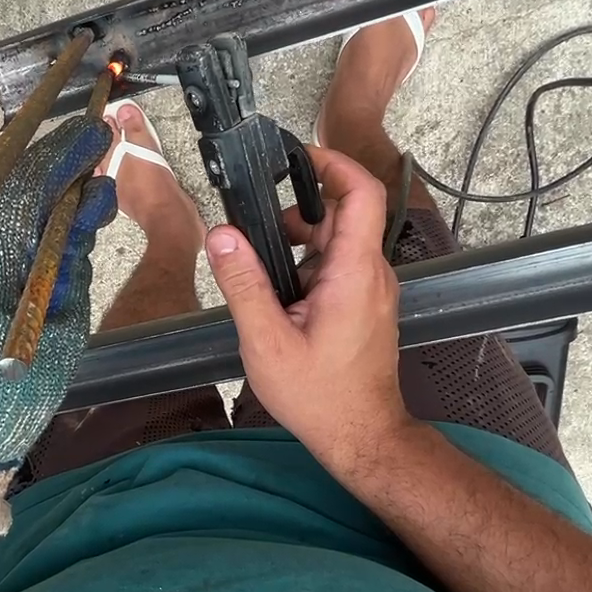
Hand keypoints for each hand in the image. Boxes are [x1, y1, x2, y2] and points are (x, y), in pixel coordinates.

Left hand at [0, 115, 115, 536]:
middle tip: (74, 175)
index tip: (95, 135)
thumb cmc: (3, 400)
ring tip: (32, 204)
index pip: (28, 183)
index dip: (67, 153)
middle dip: (39, 169)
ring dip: (0, 185)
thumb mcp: (59, 329)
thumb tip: (88, 197)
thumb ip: (72, 255)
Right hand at [204, 147, 414, 464]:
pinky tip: (279, 298)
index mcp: (353, 273)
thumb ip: (244, 285)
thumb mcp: (266, 341)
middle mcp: (371, 273)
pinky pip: (337, 266)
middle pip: (341, 215)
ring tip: (260, 275)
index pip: (360, 195)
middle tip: (253, 237)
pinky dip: (306, 266)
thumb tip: (220, 236)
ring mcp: (371, 289)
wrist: (360, 435)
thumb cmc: (317, 394)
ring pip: (336, 242)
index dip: (332, 164)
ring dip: (297, 243)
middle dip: (294, 214)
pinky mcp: (364, 304)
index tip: (296, 156)